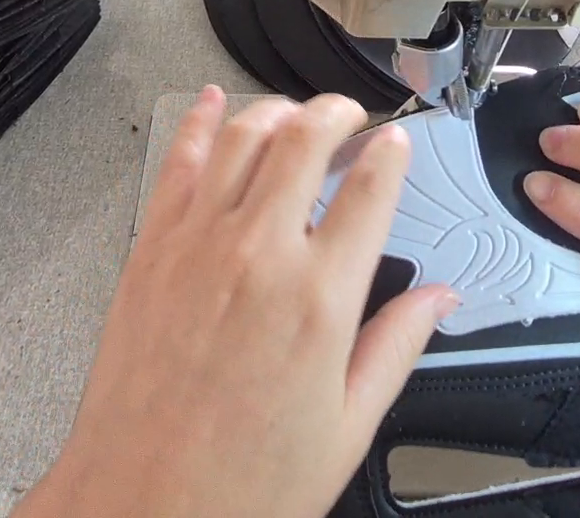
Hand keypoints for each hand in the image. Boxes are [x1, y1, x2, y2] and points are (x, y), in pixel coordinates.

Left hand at [14, 88, 456, 517]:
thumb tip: (438, 300)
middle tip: (349, 113)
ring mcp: (200, 241)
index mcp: (319, 299)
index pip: (370, 191)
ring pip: (245, 136)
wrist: (141, 506)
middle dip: (337, 111)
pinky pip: (180, 160)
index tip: (395, 142)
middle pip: (307, 139)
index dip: (390, 153)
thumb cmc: (242, 483)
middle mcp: (259, 253)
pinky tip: (210, 103)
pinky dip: (199, 121)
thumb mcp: (347, 426)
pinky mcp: (155, 245)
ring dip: (277, 110)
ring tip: (295, 113)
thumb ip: (397, 346)